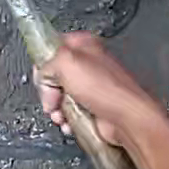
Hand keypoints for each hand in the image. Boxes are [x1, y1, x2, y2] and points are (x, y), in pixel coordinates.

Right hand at [36, 32, 168, 149]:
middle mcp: (87, 64)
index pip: (50, 49)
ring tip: (62, 116)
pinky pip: (70, 112)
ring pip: (59, 97)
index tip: (43, 78)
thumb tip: (44, 77)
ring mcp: (91, 86)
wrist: (126, 119)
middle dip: (49, 92)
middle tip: (54, 100)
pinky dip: (66, 120)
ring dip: (56, 109)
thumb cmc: (104, 89)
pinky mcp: (92, 107)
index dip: (43, 66)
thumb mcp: (65, 62)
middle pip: (53, 76)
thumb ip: (47, 63)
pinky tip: (70, 124)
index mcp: (82, 45)